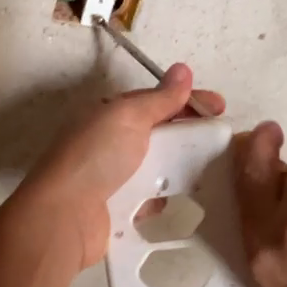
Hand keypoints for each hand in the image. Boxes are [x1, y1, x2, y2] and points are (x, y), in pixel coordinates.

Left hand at [10, 64, 224, 269]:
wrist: (64, 215)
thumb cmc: (94, 157)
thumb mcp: (128, 116)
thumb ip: (158, 99)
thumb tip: (182, 70)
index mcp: (107, 114)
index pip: (154, 101)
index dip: (187, 101)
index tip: (220, 108)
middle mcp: (107, 142)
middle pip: (157, 134)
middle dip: (187, 135)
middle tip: (222, 142)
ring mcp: (110, 176)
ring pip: (155, 166)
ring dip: (179, 168)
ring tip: (213, 173)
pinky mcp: (115, 208)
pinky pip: (148, 198)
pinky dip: (162, 198)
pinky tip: (183, 200)